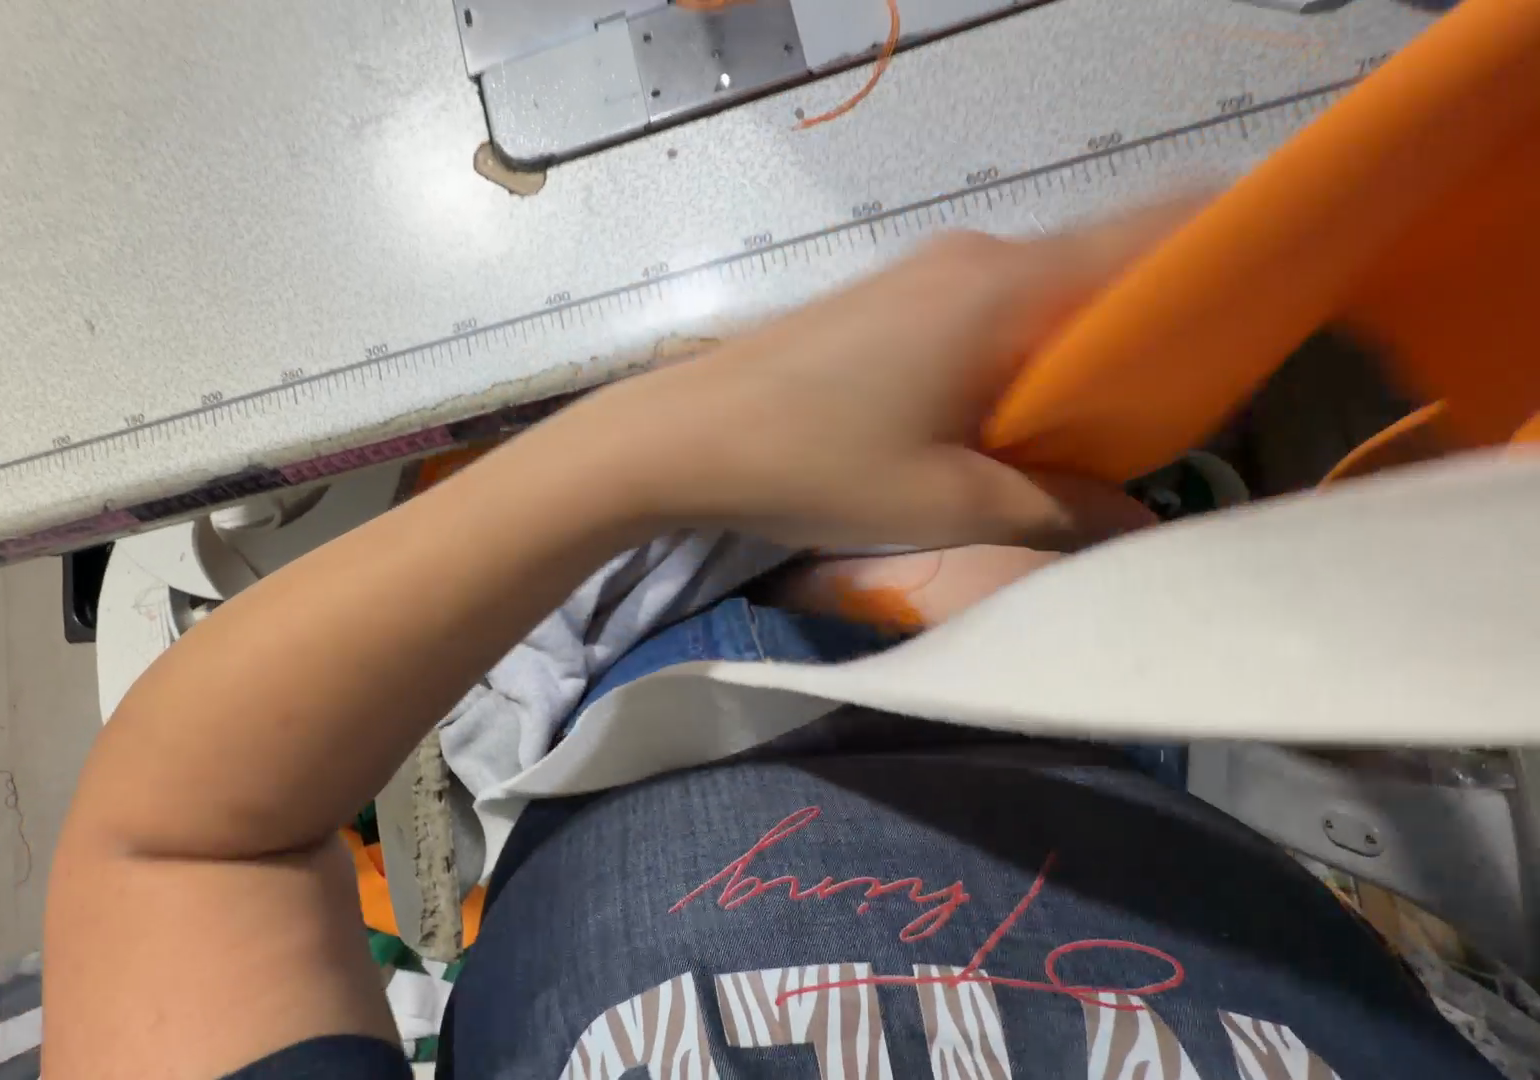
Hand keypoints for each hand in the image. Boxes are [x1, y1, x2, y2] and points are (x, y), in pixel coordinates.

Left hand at [586, 200, 1198, 548]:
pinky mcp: (870, 307)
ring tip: (1074, 439)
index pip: (1164, 232)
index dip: (1236, 267)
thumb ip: (1057, 510)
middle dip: (1146, 339)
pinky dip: (1004, 359)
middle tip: (1165, 424)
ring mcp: (911, 276)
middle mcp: (967, 258)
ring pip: (1032, 300)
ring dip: (1064, 358)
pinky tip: (988, 421)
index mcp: (1005, 286)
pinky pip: (972, 317)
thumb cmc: (806, 466)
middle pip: (1099, 270)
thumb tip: (1140, 518)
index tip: (1271, 332)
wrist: (671, 438)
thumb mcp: (944, 506)